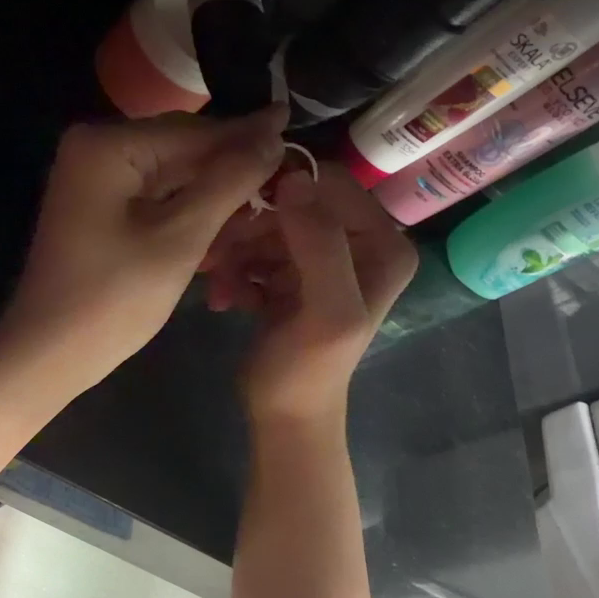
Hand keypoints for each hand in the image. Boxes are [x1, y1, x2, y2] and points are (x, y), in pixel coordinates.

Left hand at [0, 105, 288, 391]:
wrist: (48, 354)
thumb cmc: (113, 299)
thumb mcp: (180, 239)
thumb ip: (228, 182)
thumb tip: (273, 132)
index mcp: (107, 145)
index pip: (194, 130)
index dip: (248, 135)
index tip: (296, 126)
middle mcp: (95, 148)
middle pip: (182, 148)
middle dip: (232, 165)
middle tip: (290, 172)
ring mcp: (93, 179)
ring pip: (171, 175)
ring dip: (214, 192)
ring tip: (268, 200)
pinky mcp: (97, 208)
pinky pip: (153, 197)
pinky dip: (187, 211)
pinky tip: (227, 222)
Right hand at [201, 165, 417, 424]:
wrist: (285, 417)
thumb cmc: (309, 371)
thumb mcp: (325, 310)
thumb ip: (320, 244)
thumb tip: (294, 180)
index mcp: (383, 244)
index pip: (331, 185)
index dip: (283, 189)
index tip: (236, 208)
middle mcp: (359, 244)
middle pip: (294, 205)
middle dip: (250, 227)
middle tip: (214, 254)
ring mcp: (322, 260)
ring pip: (268, 228)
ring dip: (235, 252)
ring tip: (216, 283)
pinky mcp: (290, 276)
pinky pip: (256, 253)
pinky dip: (235, 271)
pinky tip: (224, 299)